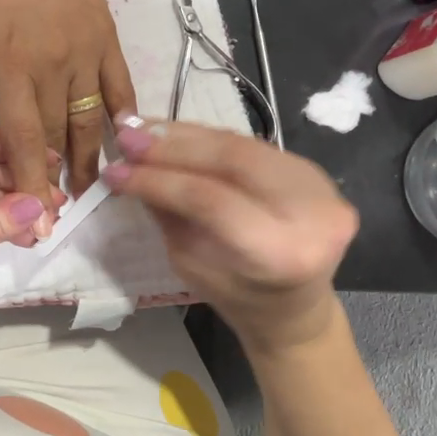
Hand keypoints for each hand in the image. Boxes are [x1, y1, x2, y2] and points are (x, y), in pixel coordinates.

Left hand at [0, 0, 137, 203]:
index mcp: (9, 70)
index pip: (21, 139)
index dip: (28, 182)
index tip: (33, 218)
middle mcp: (52, 70)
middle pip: (57, 139)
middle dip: (56, 183)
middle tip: (54, 217)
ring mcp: (85, 57)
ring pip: (90, 121)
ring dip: (89, 160)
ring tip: (84, 191)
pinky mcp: (107, 44)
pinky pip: (119, 90)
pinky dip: (122, 120)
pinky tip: (123, 147)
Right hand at [105, 120, 359, 351]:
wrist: (292, 306)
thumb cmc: (235, 296)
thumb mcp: (190, 263)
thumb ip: (169, 214)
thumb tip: (130, 168)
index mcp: (279, 253)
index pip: (211, 200)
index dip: (158, 180)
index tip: (114, 171)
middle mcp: (311, 213)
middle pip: (232, 160)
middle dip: (171, 146)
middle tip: (125, 137)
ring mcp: (322, 187)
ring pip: (243, 144)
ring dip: (186, 135)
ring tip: (142, 130)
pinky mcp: (317, 171)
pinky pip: (253, 146)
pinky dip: (208, 139)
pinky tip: (173, 135)